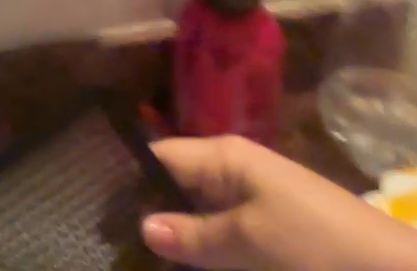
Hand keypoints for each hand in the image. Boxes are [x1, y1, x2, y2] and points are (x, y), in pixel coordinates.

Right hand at [142, 137, 416, 270]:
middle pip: (175, 189)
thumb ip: (192, 236)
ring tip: (145, 261)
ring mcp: (258, 204)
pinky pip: (227, 238)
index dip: (127, 184)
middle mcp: (235, 171)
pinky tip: (191, 269)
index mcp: (223, 156)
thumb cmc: (320, 249)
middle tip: (116, 246)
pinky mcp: (277, 235)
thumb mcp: (249, 244)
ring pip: (200, 218)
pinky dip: (210, 254)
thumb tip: (141, 227)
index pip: (157, 158)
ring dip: (181, 241)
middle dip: (150, 217)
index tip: (96, 213)